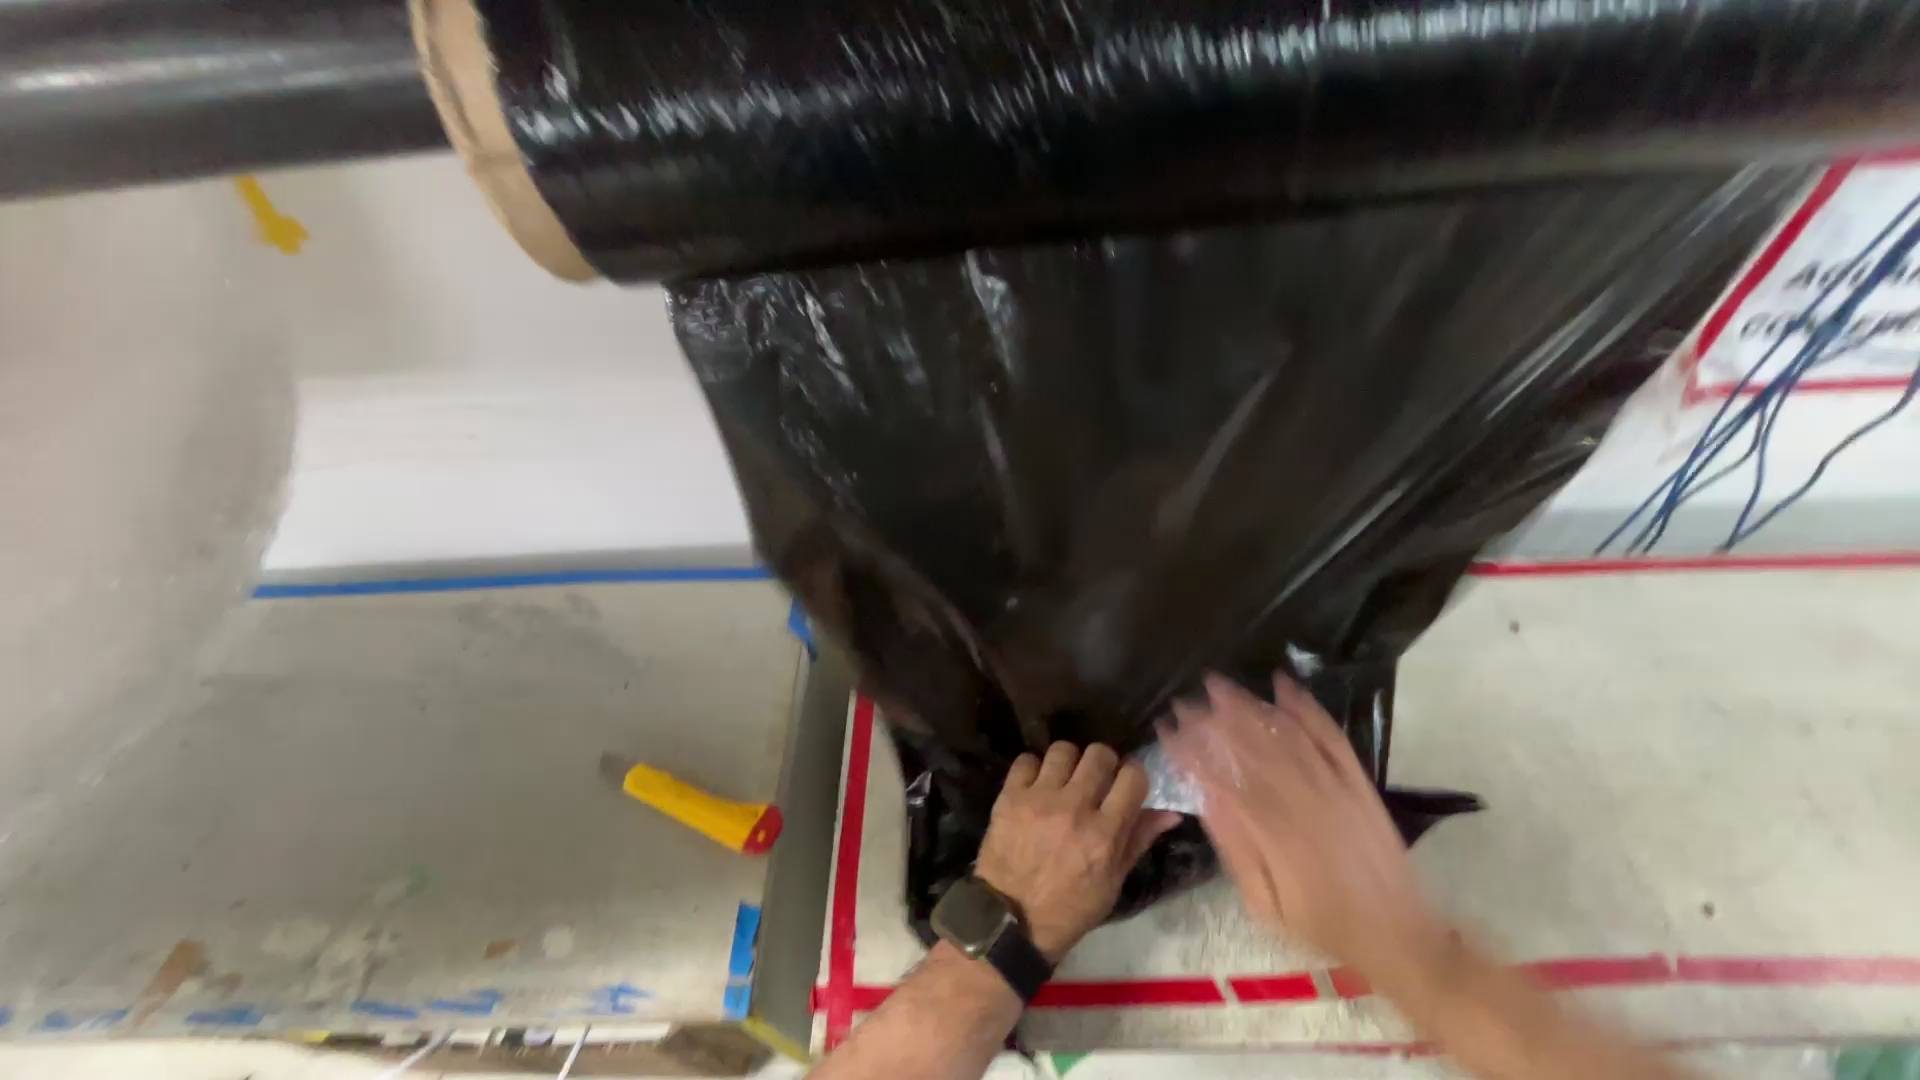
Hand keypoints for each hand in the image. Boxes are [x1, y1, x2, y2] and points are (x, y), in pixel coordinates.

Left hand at [973, 743, 1181, 961]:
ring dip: (1069, 763)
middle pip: (1099, 754)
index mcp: (1104, 833)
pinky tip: (1036, 786)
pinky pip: (1026, 759)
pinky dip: (1033, 769)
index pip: (1133, 776)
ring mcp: (1039, 799)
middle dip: (1104, 763)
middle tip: (1096, 780)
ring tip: (1064, 780)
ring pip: (1063, 750)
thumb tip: (1169, 813)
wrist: (1010, 920)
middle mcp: (1074, 808)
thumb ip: (1138, 840)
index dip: (1133, 775)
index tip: (1126, 784)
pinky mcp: (1009, 797)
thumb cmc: (1069, 908)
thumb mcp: (1112, 883)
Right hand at [1160, 673, 1446, 983]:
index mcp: (1271, 830)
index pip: (1218, 777)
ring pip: (1283, 733)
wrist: (1397, 932)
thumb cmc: (1321, 922)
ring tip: (1218, 684)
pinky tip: (1282, 684)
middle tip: (1183, 701)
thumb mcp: (1266, 903)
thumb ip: (1236, 848)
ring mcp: (1332, 784)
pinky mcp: (1356, 780)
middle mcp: (1300, 798)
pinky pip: (1329, 735)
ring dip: (1248, 704)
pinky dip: (1305, 707)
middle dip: (1211, 719)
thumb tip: (1205, 799)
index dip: (1188, 750)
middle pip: (1248, 746)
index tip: (1165, 729)